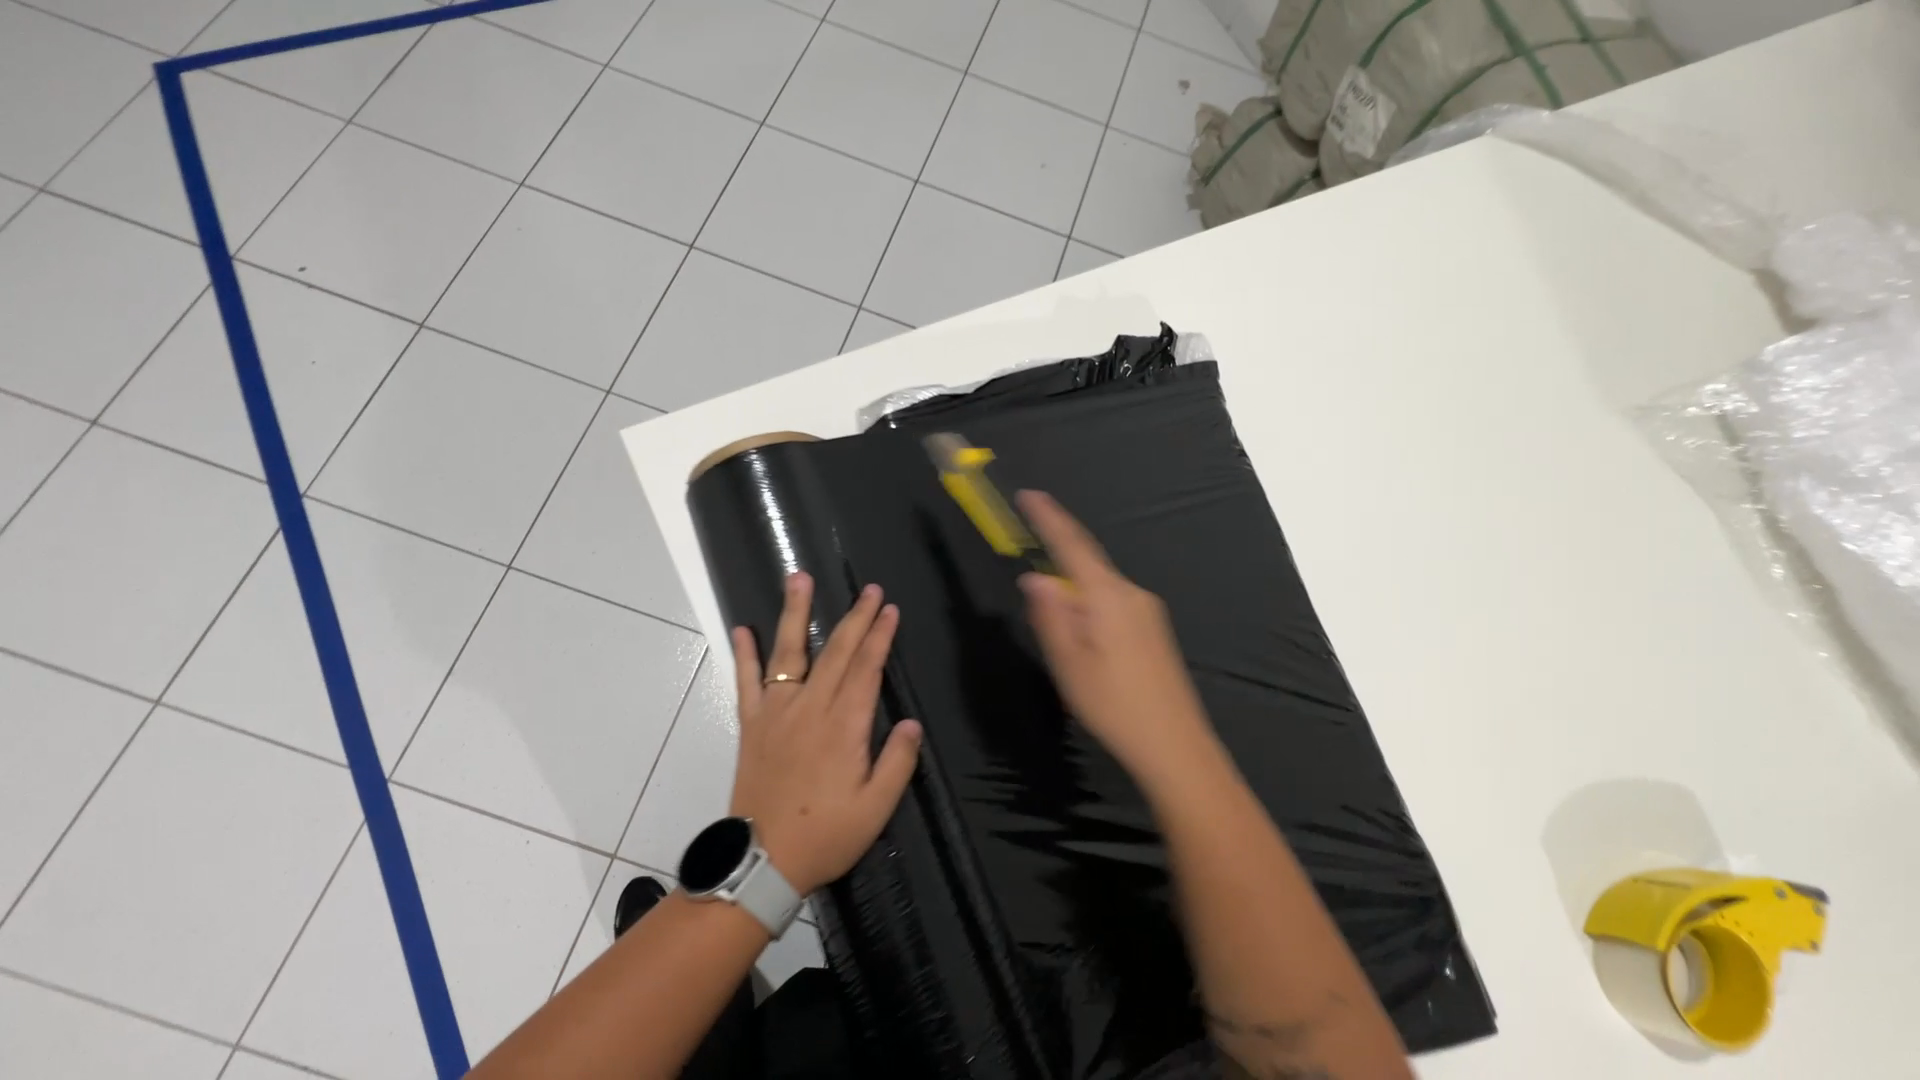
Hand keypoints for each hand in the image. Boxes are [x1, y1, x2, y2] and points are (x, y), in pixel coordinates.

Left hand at [729, 573, 922, 895]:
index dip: (879, 636)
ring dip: (795, 614)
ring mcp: (776, 713)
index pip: (866, 668)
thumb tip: (912, 722)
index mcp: (844, 727)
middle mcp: (810, 708)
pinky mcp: (752, 726)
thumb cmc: (827, 835)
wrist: (762, 862)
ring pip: (788, 653)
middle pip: (836, 652)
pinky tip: (742, 629)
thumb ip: (898, 762)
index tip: (889, 609)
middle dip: (854, 617)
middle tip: (867, 590)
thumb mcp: (876, 808)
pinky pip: (746, 682)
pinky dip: (744, 655)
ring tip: (798, 579)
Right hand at [1017, 491, 1221, 791]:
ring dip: (1074, 602)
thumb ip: (1050, 615)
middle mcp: (1132, 594)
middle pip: (1087, 567)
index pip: (1073, 544)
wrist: (1175, 746)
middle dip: (1059, 572)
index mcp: (1108, 596)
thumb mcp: (1069, 663)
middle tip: (1037, 609)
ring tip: (1063, 646)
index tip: (1029, 495)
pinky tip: (1087, 650)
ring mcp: (1148, 612)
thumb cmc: (1114, 705)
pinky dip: (1091, 614)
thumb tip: (1034, 577)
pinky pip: (1113, 606)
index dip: (1050, 518)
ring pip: (1099, 591)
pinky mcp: (1154, 632)